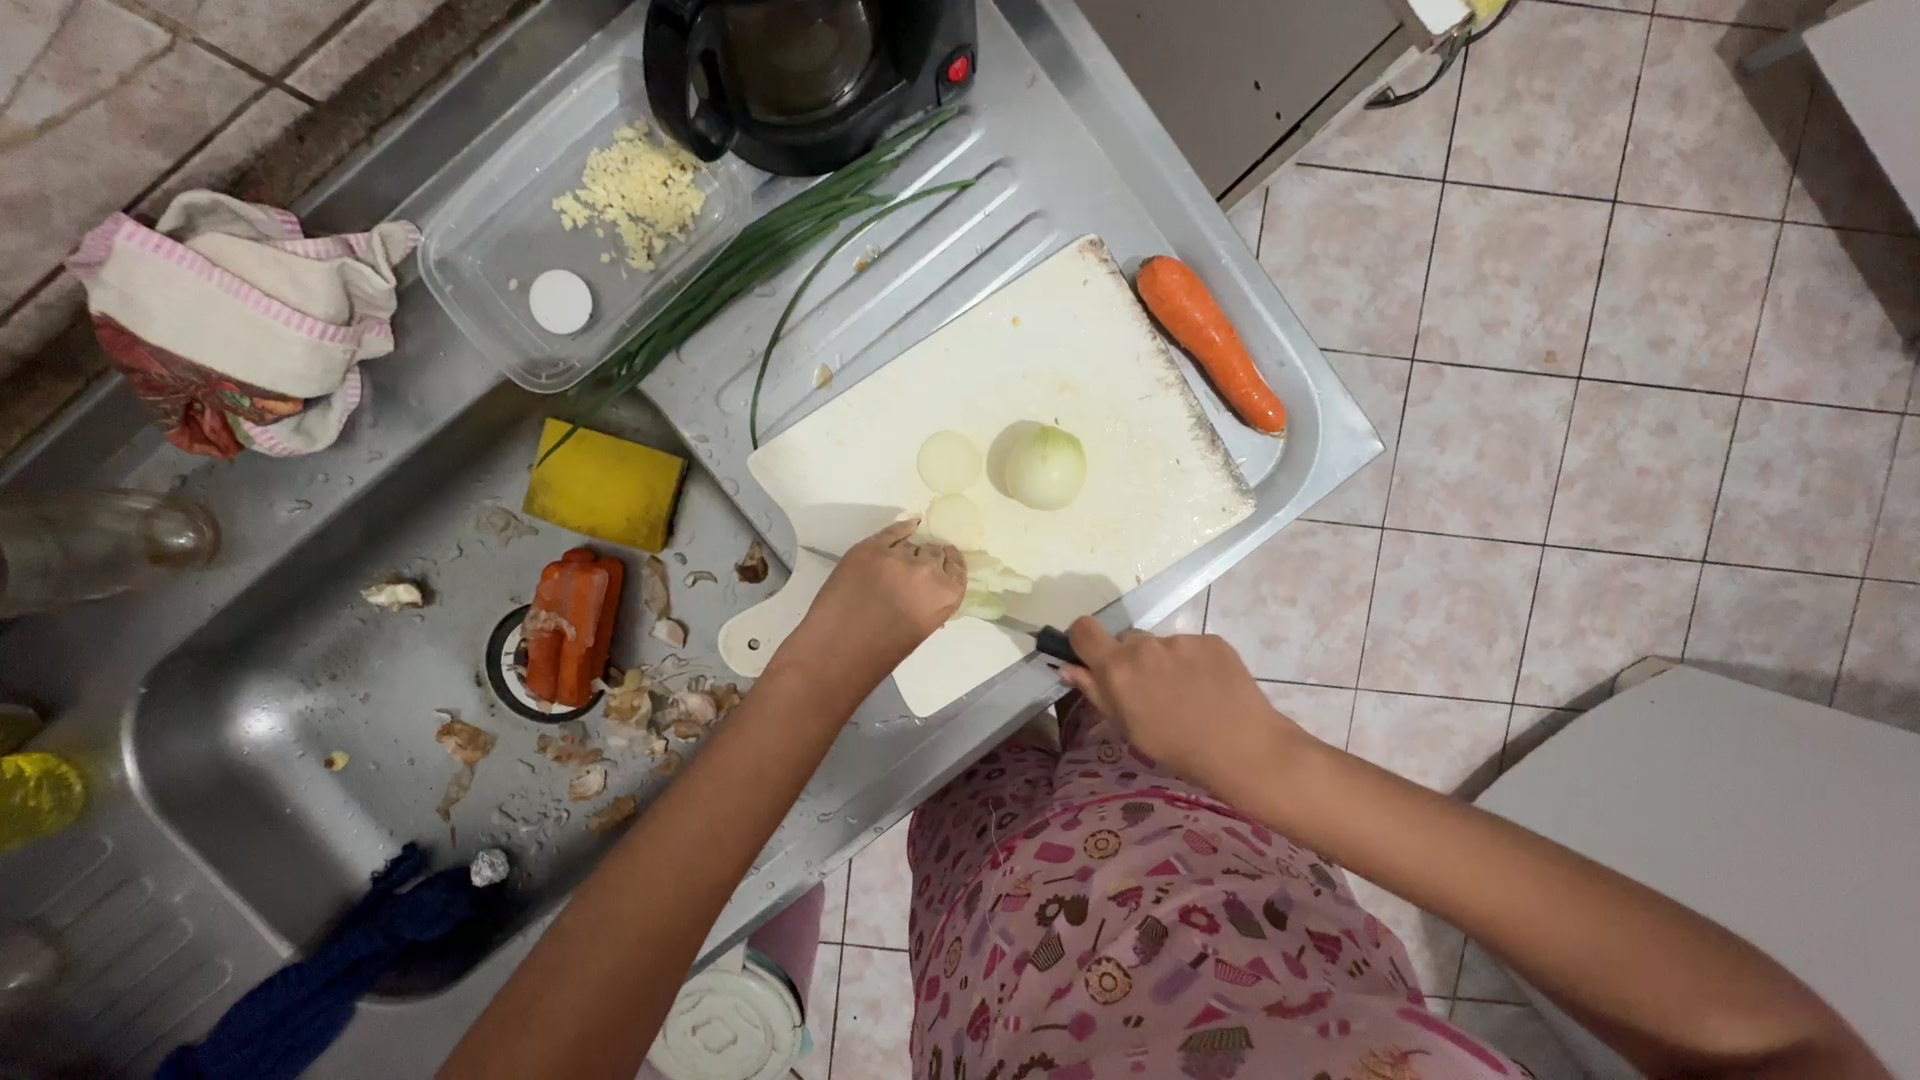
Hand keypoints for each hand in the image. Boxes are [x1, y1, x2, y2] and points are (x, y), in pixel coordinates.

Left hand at [796, 519, 966, 665]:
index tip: (945, 561)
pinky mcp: (870, 549)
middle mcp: (928, 571)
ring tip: (896, 566)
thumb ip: (932, 599)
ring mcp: (898, 557)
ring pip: (911, 544)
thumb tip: (929, 584)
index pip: (957, 567)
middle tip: (915, 569)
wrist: (839, 650)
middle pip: (934, 552)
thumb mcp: (923, 626)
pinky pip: (892, 532)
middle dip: (927, 560)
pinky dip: (901, 529)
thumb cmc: (883, 651)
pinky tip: (908, 526)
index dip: (949, 563)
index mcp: (947, 595)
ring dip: (908, 553)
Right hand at [1060, 617, 1309, 791]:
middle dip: (1131, 659)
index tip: (1091, 656)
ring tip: (1188, 694)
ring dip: (1164, 662)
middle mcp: (1145, 645)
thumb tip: (1069, 668)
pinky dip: (1194, 663)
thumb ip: (1096, 692)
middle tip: (1151, 691)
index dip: (1082, 639)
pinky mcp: (1211, 639)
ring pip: (1161, 645)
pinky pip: (1191, 646)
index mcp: (1117, 668)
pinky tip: (1209, 689)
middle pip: (1126, 640)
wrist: (1242, 747)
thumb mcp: (1127, 728)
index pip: (1084, 630)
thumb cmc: (1176, 748)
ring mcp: (1180, 640)